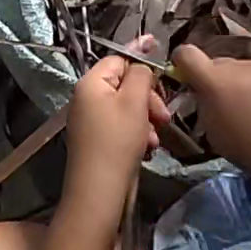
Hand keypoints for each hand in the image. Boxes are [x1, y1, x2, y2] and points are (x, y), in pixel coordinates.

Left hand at [61, 37, 169, 230]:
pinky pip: (122, 126)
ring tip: (155, 138)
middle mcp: (87, 98)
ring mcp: (91, 120)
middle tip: (163, 116)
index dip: (141, 60)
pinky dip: (137, 134)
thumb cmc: (117, 140)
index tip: (163, 64)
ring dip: (146, 119)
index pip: (118, 59)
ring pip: (127, 108)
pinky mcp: (98, 140)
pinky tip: (147, 149)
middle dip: (148, 98)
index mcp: (90, 82)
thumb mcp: (134, 101)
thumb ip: (141, 75)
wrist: (99, 190)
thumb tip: (142, 66)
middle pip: (125, 84)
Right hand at [170, 46, 250, 183]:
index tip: (186, 76)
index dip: (183, 62)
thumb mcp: (216, 134)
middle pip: (218, 63)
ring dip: (243, 83)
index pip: (187, 54)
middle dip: (218, 79)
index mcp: (216, 83)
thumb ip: (205, 105)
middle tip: (229, 105)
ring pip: (244, 68)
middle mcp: (239, 67)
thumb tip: (203, 91)